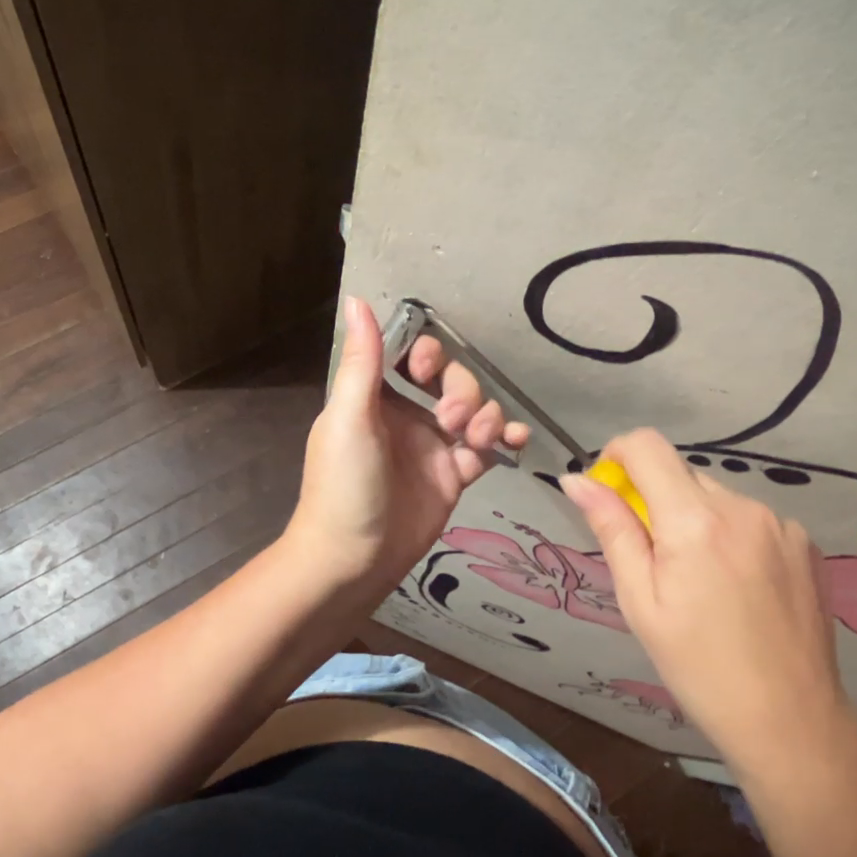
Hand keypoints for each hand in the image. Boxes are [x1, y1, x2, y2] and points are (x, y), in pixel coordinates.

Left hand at [285, 296, 529, 590]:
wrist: (353, 558)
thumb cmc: (343, 484)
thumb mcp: (348, 417)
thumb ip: (362, 361)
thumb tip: (357, 298)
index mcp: (374, 396)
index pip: (409, 355)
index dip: (427, 353)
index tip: (427, 368)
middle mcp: (405, 415)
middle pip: (451, 380)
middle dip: (462, 389)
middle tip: (452, 419)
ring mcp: (432, 445)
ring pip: (475, 410)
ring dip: (486, 413)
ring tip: (479, 437)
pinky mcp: (454, 475)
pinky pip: (487, 448)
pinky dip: (503, 438)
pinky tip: (514, 440)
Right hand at [560, 430, 856, 781]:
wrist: (790, 719)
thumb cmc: (697, 666)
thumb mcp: (639, 601)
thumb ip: (612, 529)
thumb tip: (577, 480)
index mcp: (694, 520)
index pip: (646, 446)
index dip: (616, 457)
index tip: (608, 497)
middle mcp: (742, 507)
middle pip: (681, 472)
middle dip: (654, 500)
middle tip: (652, 562)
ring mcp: (781, 524)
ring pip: (716, 497)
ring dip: (694, 520)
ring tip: (699, 583)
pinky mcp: (806, 544)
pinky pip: (750, 520)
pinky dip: (730, 537)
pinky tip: (735, 589)